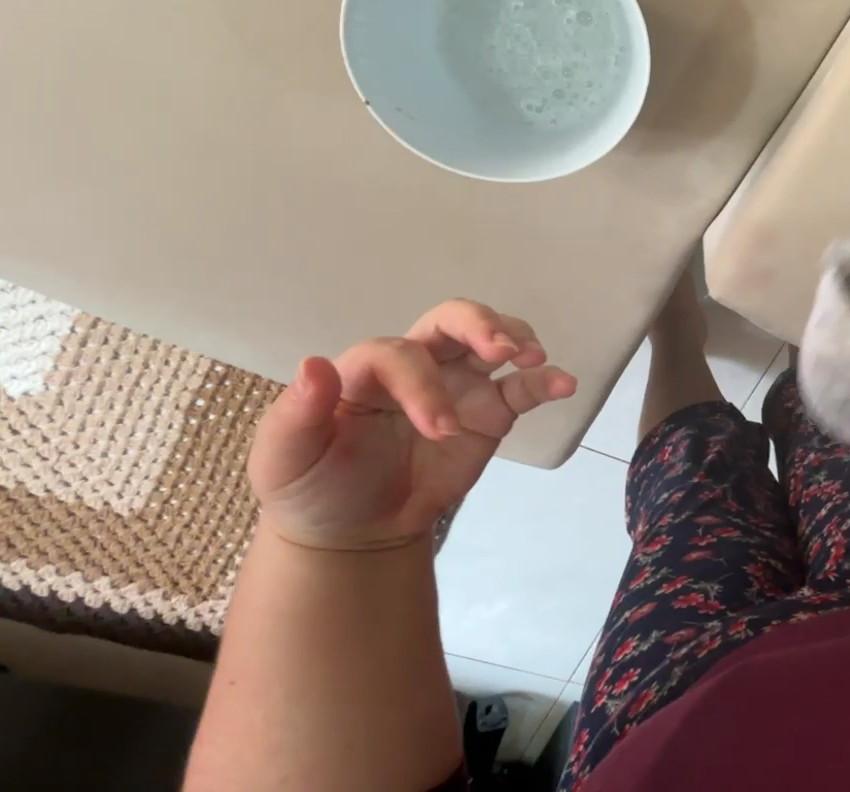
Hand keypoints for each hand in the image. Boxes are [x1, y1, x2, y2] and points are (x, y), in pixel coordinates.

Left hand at [247, 299, 577, 550]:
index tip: (439, 429)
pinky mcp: (491, 410)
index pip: (400, 354)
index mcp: (367, 369)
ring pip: (494, 338)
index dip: (422, 383)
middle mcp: (419, 364)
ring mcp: (459, 384)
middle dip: (481, 325)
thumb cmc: (315, 489)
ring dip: (517, 338)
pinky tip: (565, 383)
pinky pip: (523, 387)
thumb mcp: (284, 461)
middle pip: (452, 319)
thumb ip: (296, 415)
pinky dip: (547, 380)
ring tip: (533, 358)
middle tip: (503, 350)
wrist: (359, 530)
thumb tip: (314, 364)